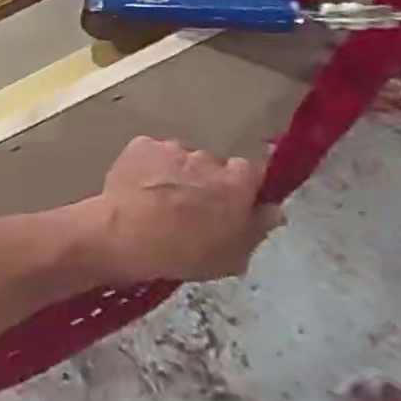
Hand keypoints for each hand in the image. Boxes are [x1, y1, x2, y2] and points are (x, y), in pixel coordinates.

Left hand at [82, 136, 282, 282]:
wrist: (128, 233)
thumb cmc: (186, 252)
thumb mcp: (234, 255)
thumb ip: (256, 228)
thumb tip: (271, 209)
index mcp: (235, 184)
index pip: (251, 173)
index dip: (242, 187)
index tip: (233, 202)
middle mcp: (205, 158)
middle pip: (212, 165)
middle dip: (206, 182)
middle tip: (192, 207)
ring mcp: (170, 148)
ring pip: (180, 158)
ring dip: (176, 172)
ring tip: (160, 199)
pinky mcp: (140, 144)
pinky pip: (151, 152)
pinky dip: (149, 165)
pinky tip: (140, 187)